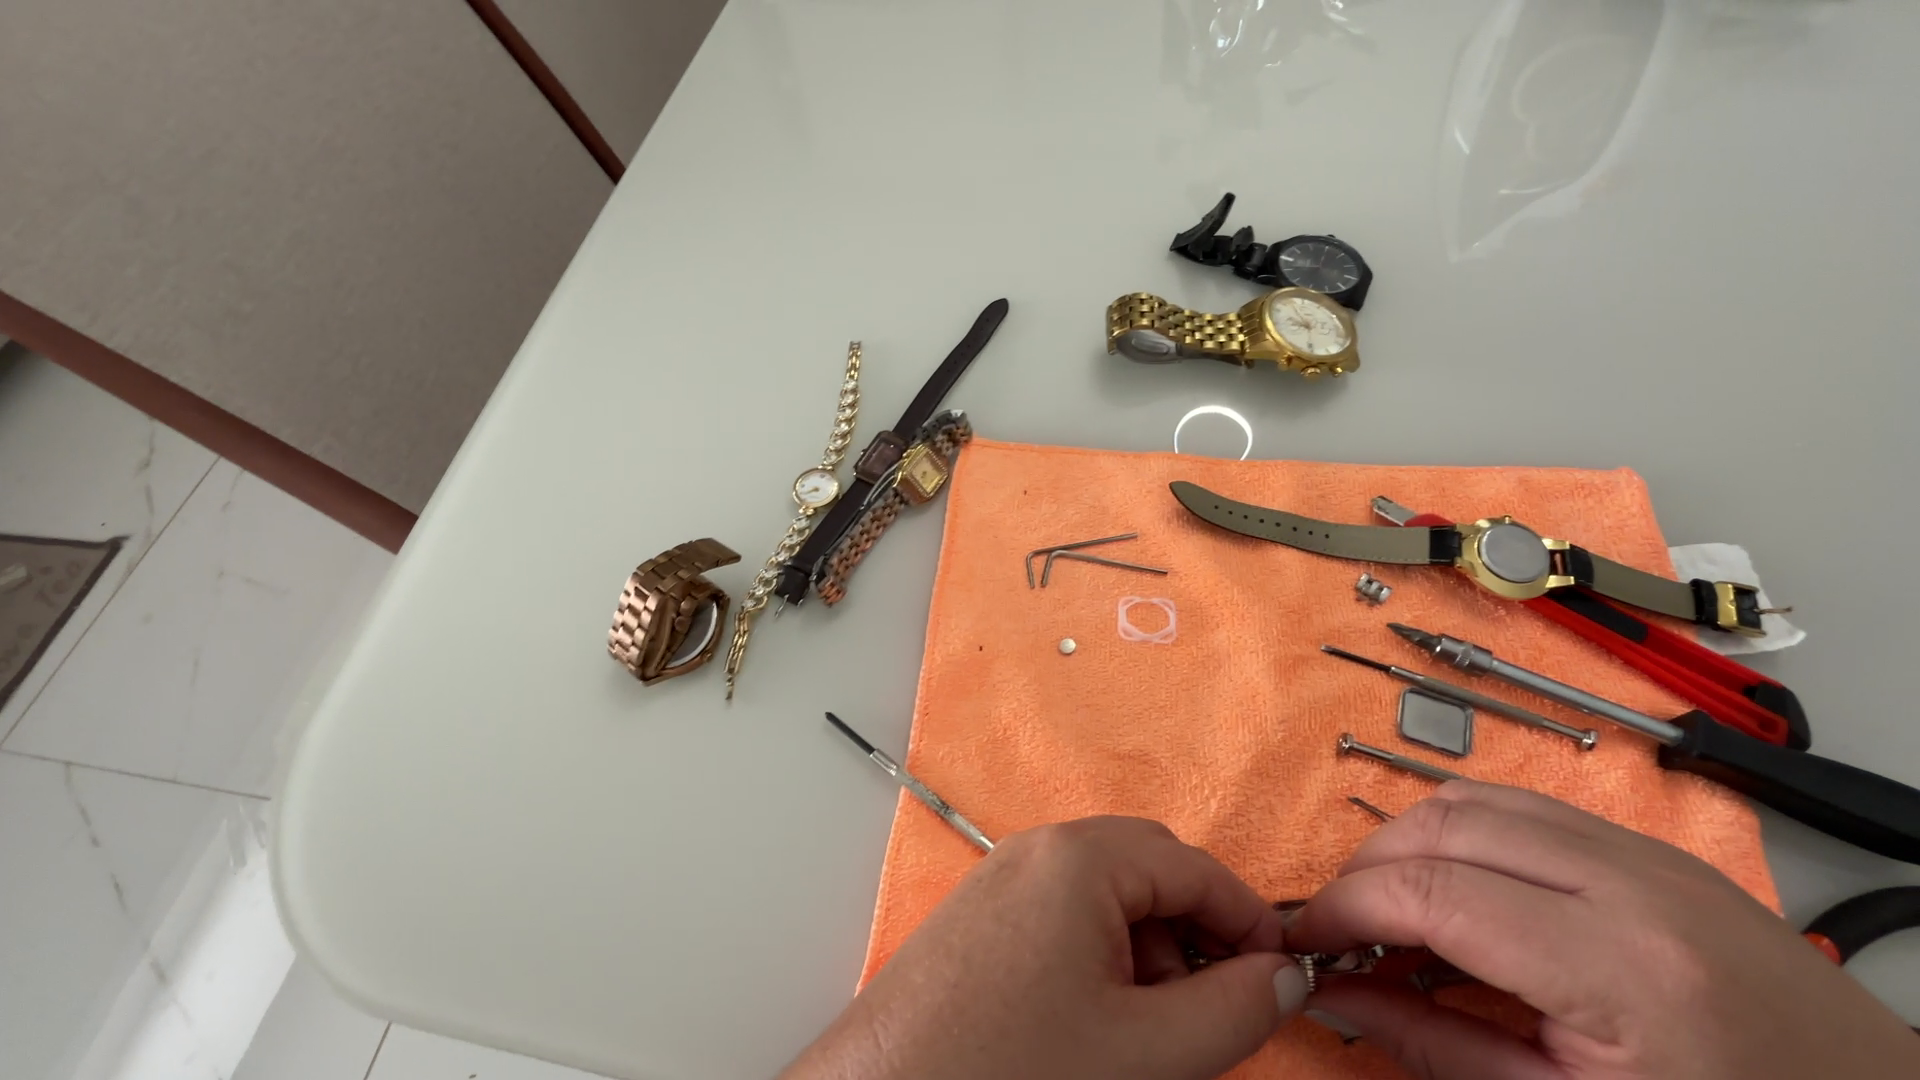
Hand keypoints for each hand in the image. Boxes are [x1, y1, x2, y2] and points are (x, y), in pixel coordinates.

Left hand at [778, 817, 1309, 1079]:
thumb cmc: (1015, 1065)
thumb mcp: (1146, 1051)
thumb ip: (1235, 1010)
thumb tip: (1285, 974)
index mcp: (1079, 856)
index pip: (1193, 865)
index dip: (1248, 919)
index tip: (1282, 976)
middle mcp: (1037, 848)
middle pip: (1148, 867)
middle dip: (1194, 930)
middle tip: (1213, 1004)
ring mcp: (1002, 874)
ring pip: (1105, 892)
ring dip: (1148, 946)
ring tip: (1149, 1026)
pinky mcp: (980, 910)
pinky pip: (1063, 911)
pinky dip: (1100, 951)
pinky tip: (1096, 1016)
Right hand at [1287, 781, 1919, 1079]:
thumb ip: (1434, 1048)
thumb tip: (1334, 996)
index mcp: (1624, 968)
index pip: (1433, 891)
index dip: (1347, 907)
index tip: (1307, 941)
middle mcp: (1633, 881)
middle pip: (1443, 824)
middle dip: (1366, 868)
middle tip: (1342, 929)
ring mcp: (1649, 851)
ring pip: (1473, 797)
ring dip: (1407, 840)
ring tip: (1390, 906)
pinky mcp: (1652, 847)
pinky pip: (1521, 804)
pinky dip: (1460, 830)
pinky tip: (1456, 886)